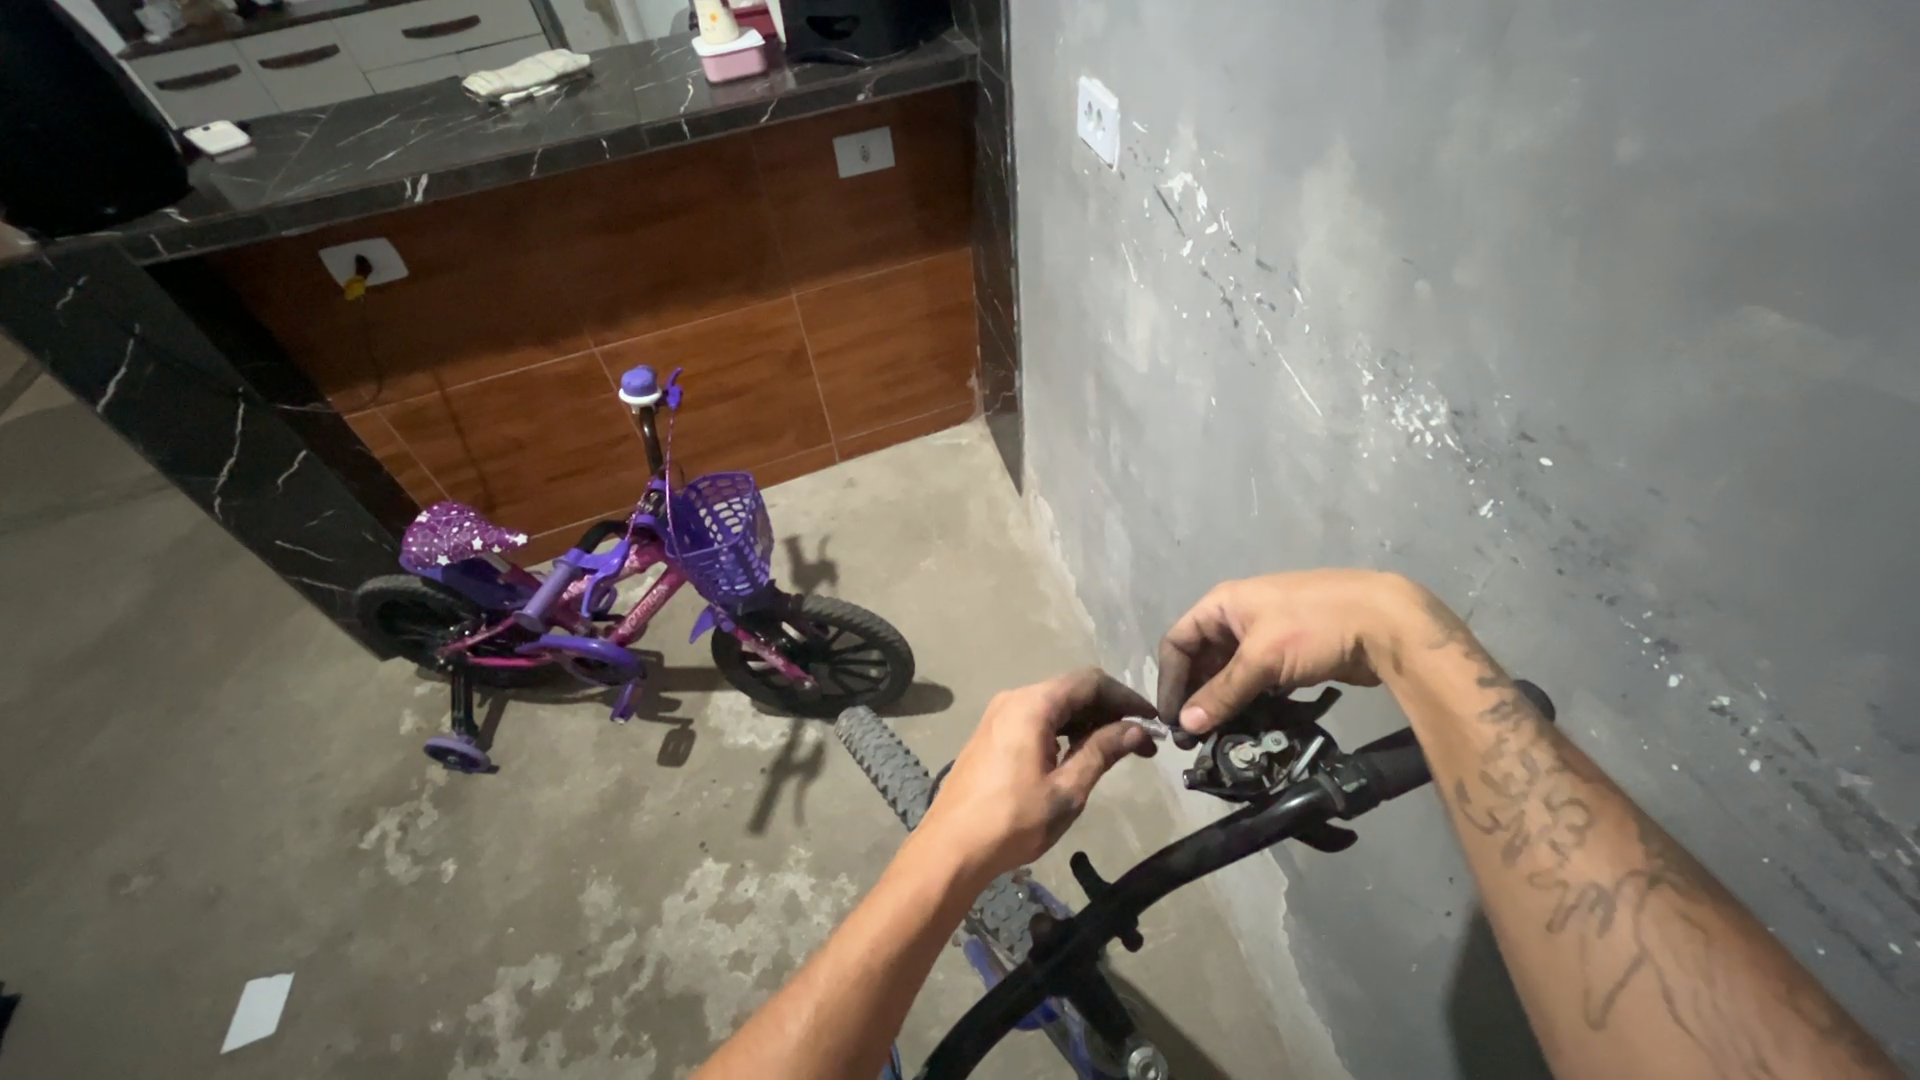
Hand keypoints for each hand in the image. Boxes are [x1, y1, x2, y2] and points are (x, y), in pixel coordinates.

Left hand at [914, 669, 1156, 883]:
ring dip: (1087, 722)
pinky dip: (1063, 730)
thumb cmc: (1012, 820)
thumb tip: (1137, 730)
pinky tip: (1080, 755)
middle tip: (1141, 744)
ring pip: (1054, 705)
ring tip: (1116, 752)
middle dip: (1109, 711)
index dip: (1126, 698)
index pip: (1090, 682)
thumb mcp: (1067, 790)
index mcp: (1032, 705)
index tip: (1153, 722)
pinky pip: (1036, 719)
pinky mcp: (992, 734)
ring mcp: (999, 715)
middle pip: (1072, 690)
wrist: (951, 847)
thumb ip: (1102, 752)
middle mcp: (1014, 699)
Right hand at [1156, 570, 1419, 740]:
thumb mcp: (1262, 659)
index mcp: (1222, 604)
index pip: (1178, 642)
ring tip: (1218, 736)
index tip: (1172, 719)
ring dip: (1222, 702)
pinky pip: (1256, 680)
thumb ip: (1223, 693)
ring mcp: (1265, 635)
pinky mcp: (1288, 655)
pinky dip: (1248, 701)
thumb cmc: (1314, 627)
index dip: (1170, 679)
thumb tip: (1186, 726)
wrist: (1388, 623)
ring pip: (1229, 672)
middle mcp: (1237, 617)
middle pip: (1201, 659)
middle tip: (1194, 735)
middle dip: (1195, 695)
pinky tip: (1248, 726)